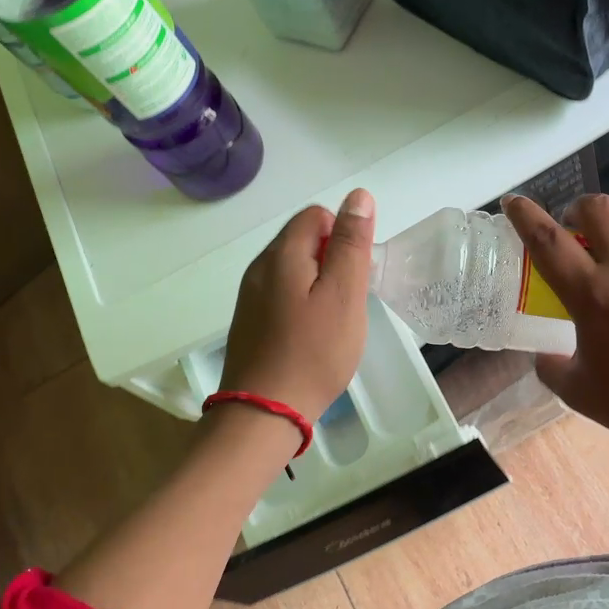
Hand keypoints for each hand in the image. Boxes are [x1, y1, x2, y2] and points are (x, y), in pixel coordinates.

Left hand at [219, 189, 374, 420]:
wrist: (265, 412)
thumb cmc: (314, 351)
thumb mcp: (344, 294)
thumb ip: (351, 243)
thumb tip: (358, 196)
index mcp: (282, 254)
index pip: (316, 215)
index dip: (343, 235)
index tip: (356, 273)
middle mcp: (259, 267)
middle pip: (303, 240)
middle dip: (333, 259)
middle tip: (350, 300)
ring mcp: (250, 296)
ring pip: (293, 269)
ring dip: (320, 283)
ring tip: (334, 320)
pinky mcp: (250, 321)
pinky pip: (282, 294)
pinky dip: (303, 303)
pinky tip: (313, 334)